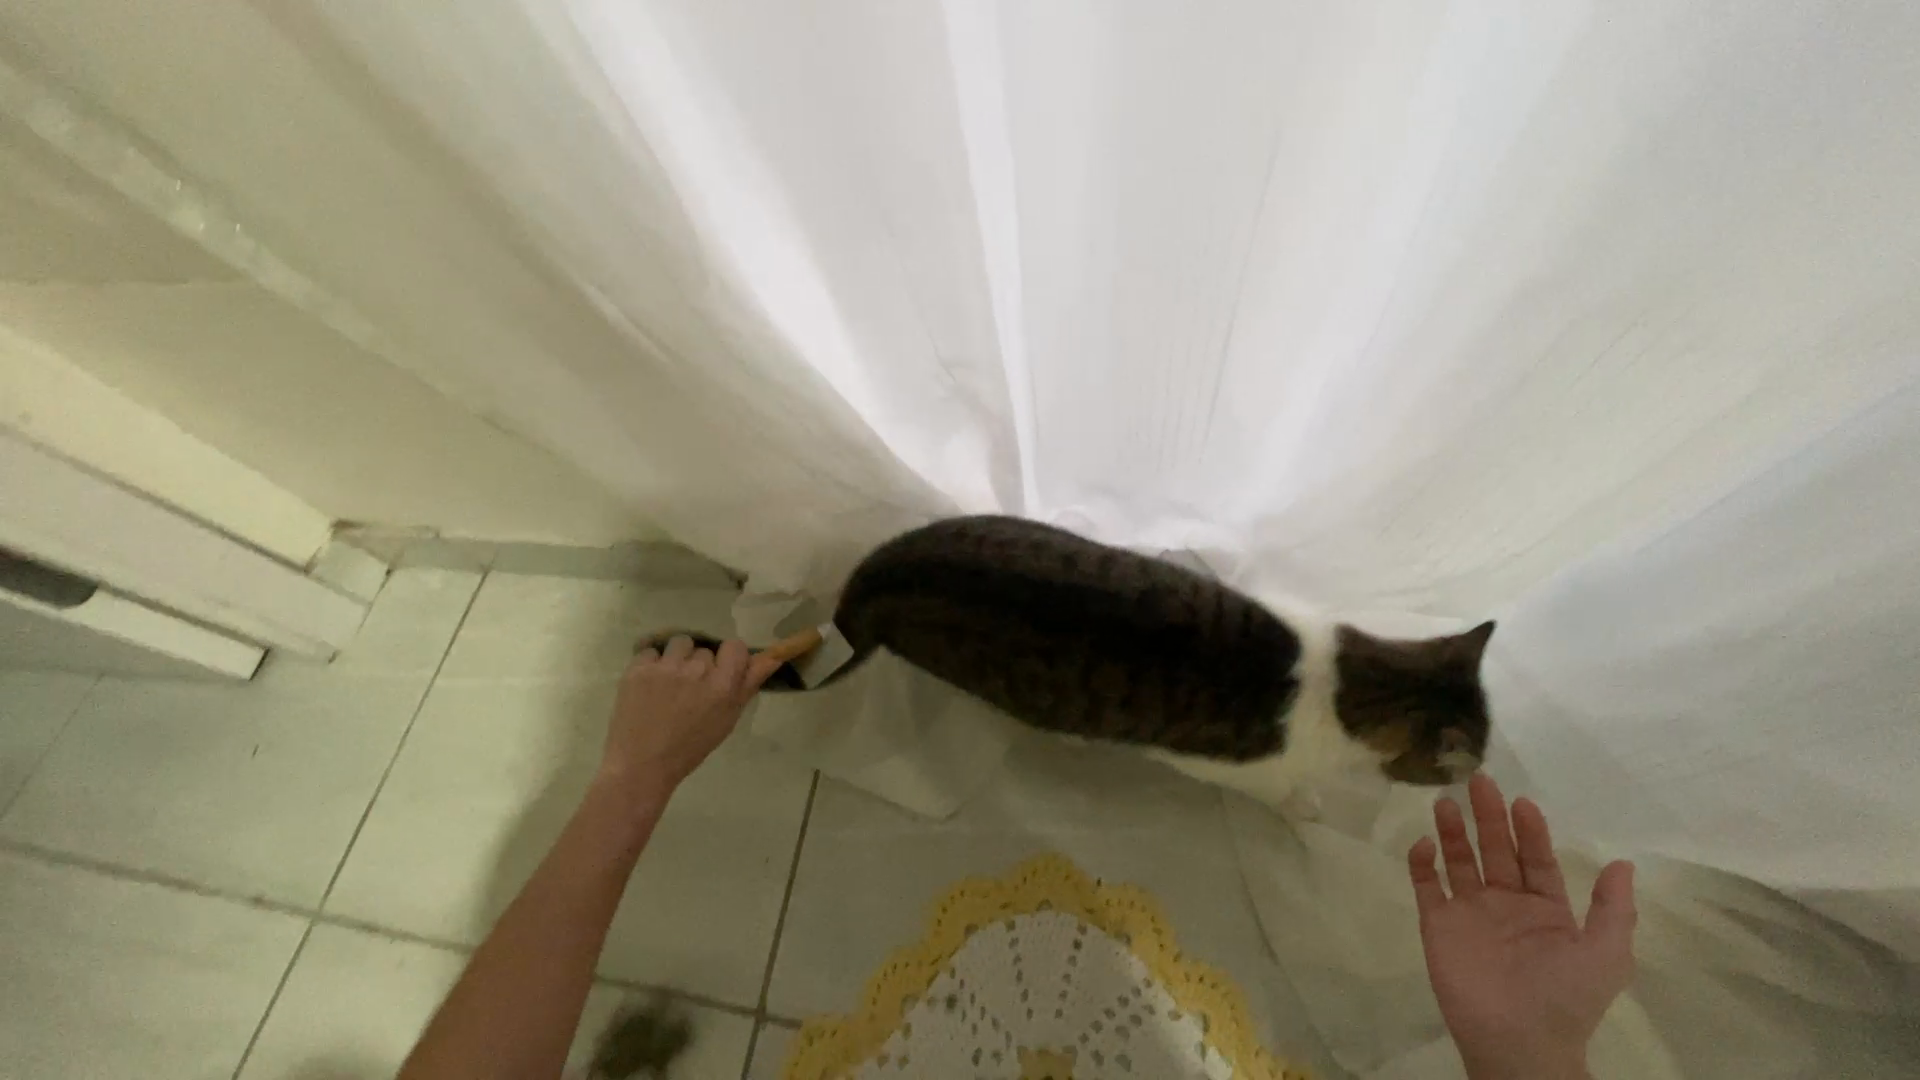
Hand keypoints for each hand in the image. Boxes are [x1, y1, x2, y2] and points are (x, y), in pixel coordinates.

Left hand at [599, 635, 783, 799]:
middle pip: (705, 649)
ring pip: (680, 643)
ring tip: (668, 681)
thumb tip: (774, 657)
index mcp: (723, 686)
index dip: (728, 658)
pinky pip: (650, 650)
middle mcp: (697, 671)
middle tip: (690, 689)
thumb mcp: (728, 718)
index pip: (735, 646)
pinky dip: (650, 664)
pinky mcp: (638, 669)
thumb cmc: (691, 747)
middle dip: (700, 664)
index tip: (720, 672)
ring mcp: (666, 668)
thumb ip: (749, 684)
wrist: (642, 765)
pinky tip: (649, 684)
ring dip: (677, 658)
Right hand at [1408, 774, 1636, 1079]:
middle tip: (1479, 781)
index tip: (1520, 800)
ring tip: (1446, 802)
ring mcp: (1469, 912)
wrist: (1517, 1038)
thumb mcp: (1607, 954)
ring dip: (1453, 832)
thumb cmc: (1566, 995)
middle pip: (1494, 850)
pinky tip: (1424, 843)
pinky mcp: (1438, 922)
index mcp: (1545, 910)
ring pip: (1458, 861)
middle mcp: (1505, 904)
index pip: (1535, 859)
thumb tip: (1624, 863)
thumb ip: (1613, 909)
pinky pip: (1427, 885)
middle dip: (1487, 817)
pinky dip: (1422, 862)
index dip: (1529, 830)